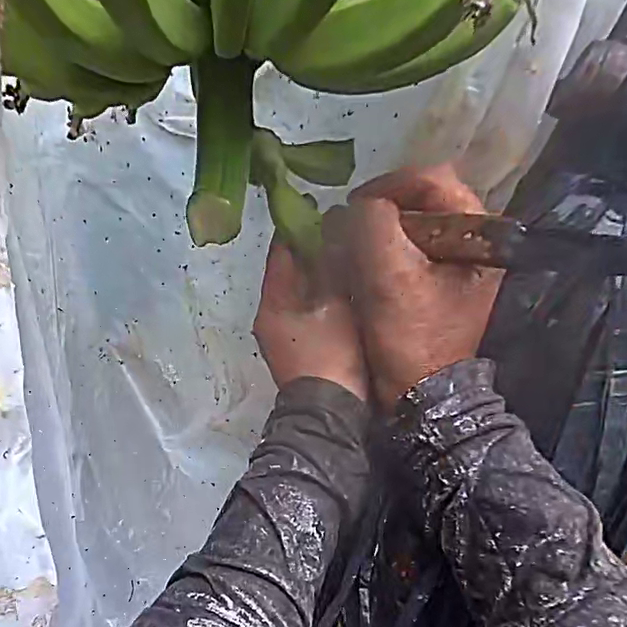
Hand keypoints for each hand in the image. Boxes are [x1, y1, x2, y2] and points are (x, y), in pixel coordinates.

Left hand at [253, 240, 367, 401]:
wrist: (332, 417)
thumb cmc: (330, 358)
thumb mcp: (334, 306)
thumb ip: (332, 266)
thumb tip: (333, 227)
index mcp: (272, 303)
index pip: (281, 250)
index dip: (300, 225)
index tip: (325, 209)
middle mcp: (272, 319)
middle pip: (293, 272)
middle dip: (316, 251)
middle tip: (347, 233)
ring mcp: (287, 339)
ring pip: (305, 294)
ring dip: (325, 277)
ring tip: (354, 259)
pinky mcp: (304, 354)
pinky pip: (315, 314)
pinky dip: (329, 300)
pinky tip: (353, 294)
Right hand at [332, 165, 502, 406]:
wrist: (422, 396)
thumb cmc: (413, 340)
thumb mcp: (391, 277)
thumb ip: (374, 224)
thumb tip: (357, 207)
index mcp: (479, 237)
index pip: (432, 181)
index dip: (389, 186)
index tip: (355, 208)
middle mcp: (474, 246)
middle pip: (423, 202)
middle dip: (383, 210)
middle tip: (351, 227)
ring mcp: (458, 267)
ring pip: (413, 227)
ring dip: (380, 232)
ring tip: (354, 246)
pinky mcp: (440, 286)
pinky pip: (409, 252)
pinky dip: (384, 253)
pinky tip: (364, 266)